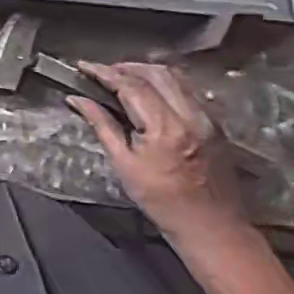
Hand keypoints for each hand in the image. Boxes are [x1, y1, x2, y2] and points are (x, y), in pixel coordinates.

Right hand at [68, 63, 246, 240]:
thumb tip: (77, 99)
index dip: (104, 72)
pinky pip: (189, 90)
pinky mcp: (216, 124)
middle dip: (126, 67)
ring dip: (147, 72)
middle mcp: (190, 116)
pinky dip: (167, 83)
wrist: (210, 225)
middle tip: (101, 72)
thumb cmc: (160, 200)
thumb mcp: (123, 163)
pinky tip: (152, 91)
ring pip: (176, 78)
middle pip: (156, 74)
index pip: (131, 86)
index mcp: (165, 127)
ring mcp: (207, 118)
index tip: (83, 67)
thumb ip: (102, 124)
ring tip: (123, 76)